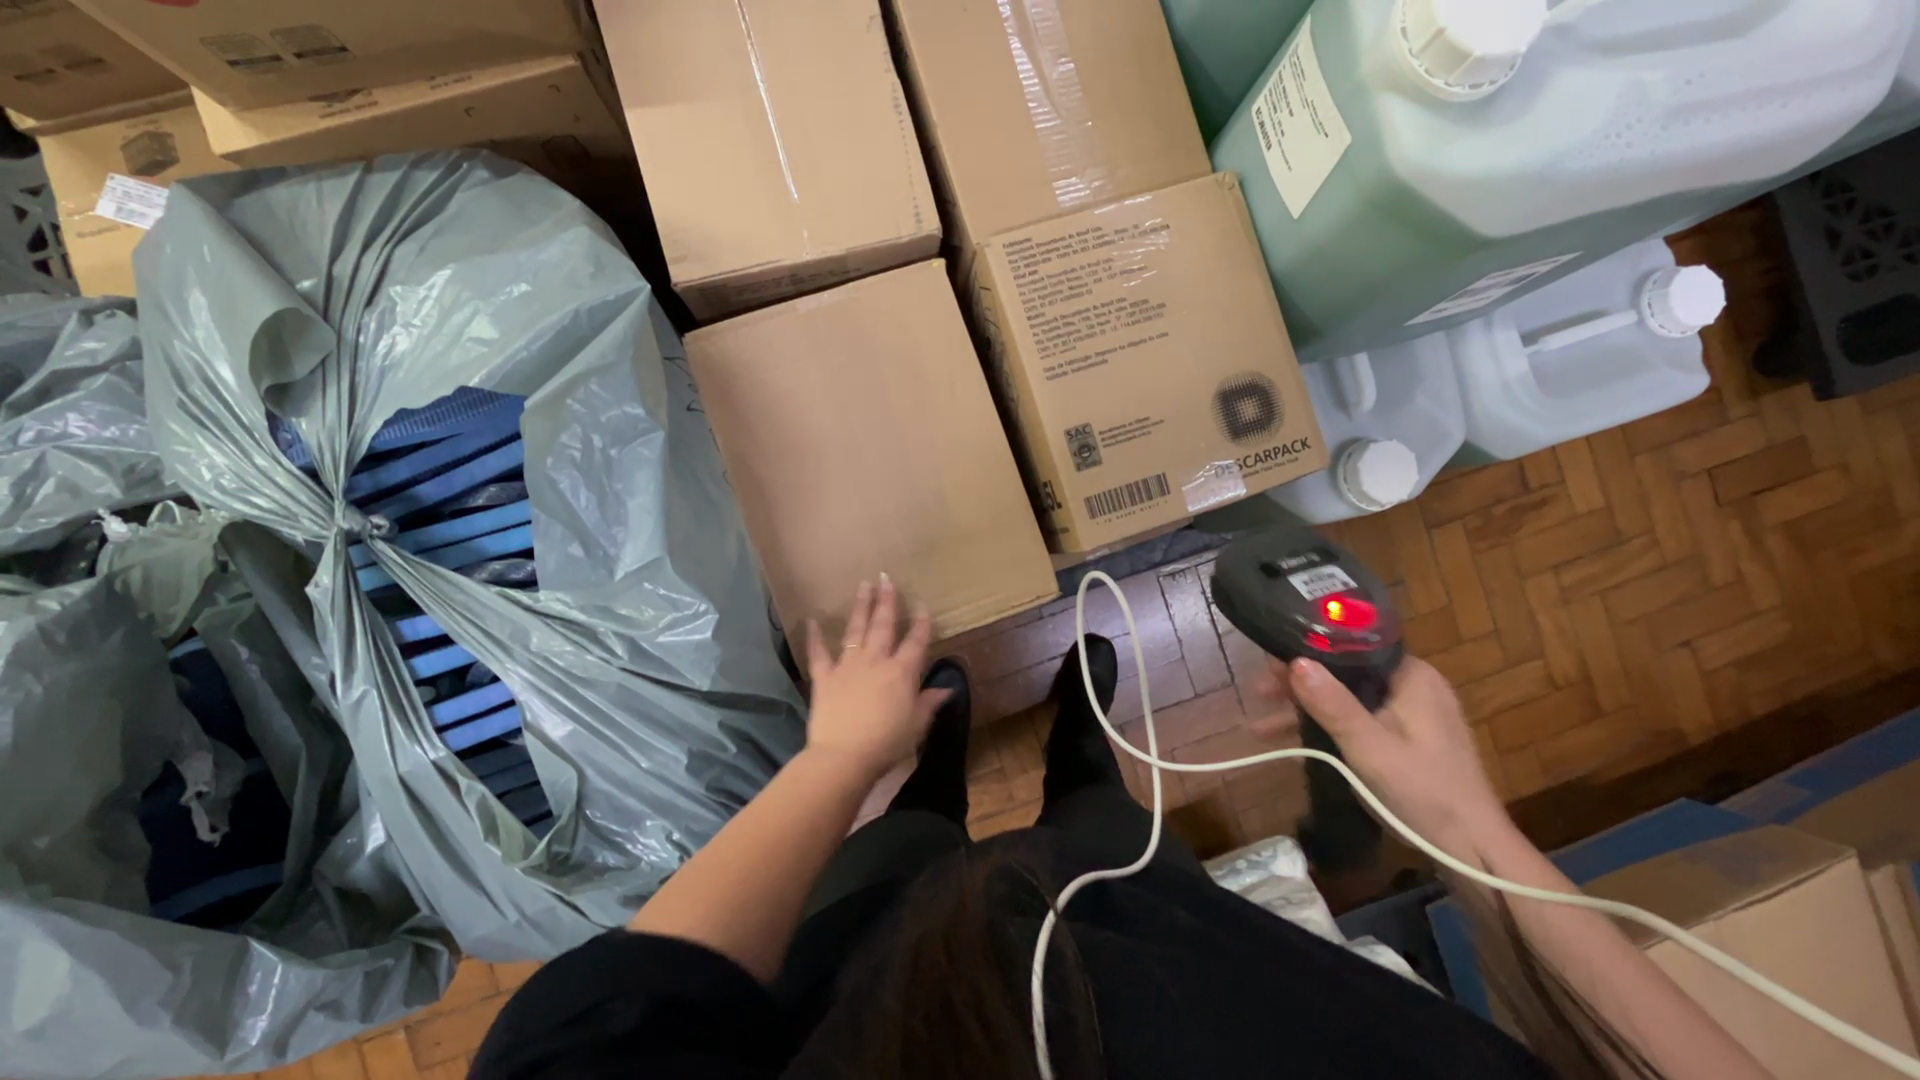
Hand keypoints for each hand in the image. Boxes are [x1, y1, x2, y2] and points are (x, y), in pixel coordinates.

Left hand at [803, 576, 950, 783]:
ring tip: (863, 586)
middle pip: (883, 625)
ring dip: (861, 606)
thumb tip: (947, 689)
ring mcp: (848, 666)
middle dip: (888, 600)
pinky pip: (818, 653)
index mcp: (902, 672)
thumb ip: (929, 703)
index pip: (916, 642)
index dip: (921, 623)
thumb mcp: (917, 725)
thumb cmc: (887, 743)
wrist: (845, 756)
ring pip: (856, 629)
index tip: (922, 606)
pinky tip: (811, 620)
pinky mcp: (825, 677)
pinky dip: (814, 637)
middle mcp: (876, 661)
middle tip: (887, 578)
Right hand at [1253, 655, 1513, 858]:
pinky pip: (1361, 723)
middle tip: (1259, 694)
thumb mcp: (1368, 746)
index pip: (1354, 647)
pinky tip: (1296, 746)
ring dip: (1309, 713)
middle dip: (1301, 686)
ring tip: (1262, 727)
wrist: (1473, 849)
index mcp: (1413, 677)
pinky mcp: (1409, 743)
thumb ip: (1331, 704)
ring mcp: (1414, 717)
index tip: (1270, 662)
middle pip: (1347, 675)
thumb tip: (1293, 660)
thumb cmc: (1423, 791)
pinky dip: (1330, 731)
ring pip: (1350, 702)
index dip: (1309, 652)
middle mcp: (1415, 688)